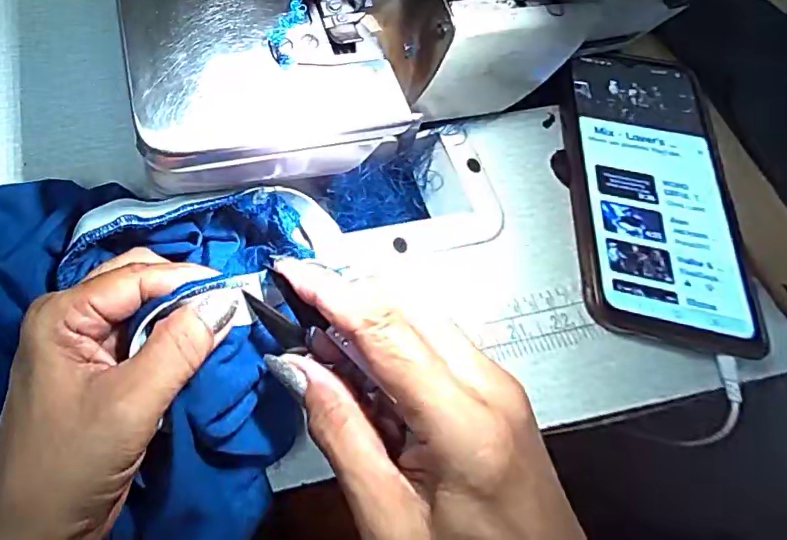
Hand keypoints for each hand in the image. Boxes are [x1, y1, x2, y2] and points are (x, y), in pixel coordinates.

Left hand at [0, 248, 238, 539]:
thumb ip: (174, 351)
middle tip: (224, 302)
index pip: (131, 276)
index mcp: (60, 312)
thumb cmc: (68, 467)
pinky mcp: (90, 367)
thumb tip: (220, 303)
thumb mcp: (127, 407)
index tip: (230, 287)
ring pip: (135, 307)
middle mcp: (66, 315)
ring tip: (214, 318)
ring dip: (173, 313)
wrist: (30, 537)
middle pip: (132, 282)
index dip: (182, 278)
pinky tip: (189, 343)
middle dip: (177, 289)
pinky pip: (133, 335)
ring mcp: (76, 341)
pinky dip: (163, 336)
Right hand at [266, 259, 584, 539]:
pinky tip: (364, 373)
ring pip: (415, 313)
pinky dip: (387, 339)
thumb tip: (297, 366)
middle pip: (401, 304)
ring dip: (363, 318)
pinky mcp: (496, 391)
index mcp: (467, 424)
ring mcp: (499, 386)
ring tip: (324, 353)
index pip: (383, 324)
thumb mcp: (391, 523)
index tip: (287, 271)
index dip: (327, 289)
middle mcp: (490, 388)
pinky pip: (431, 337)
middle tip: (295, 318)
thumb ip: (340, 433)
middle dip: (342, 298)